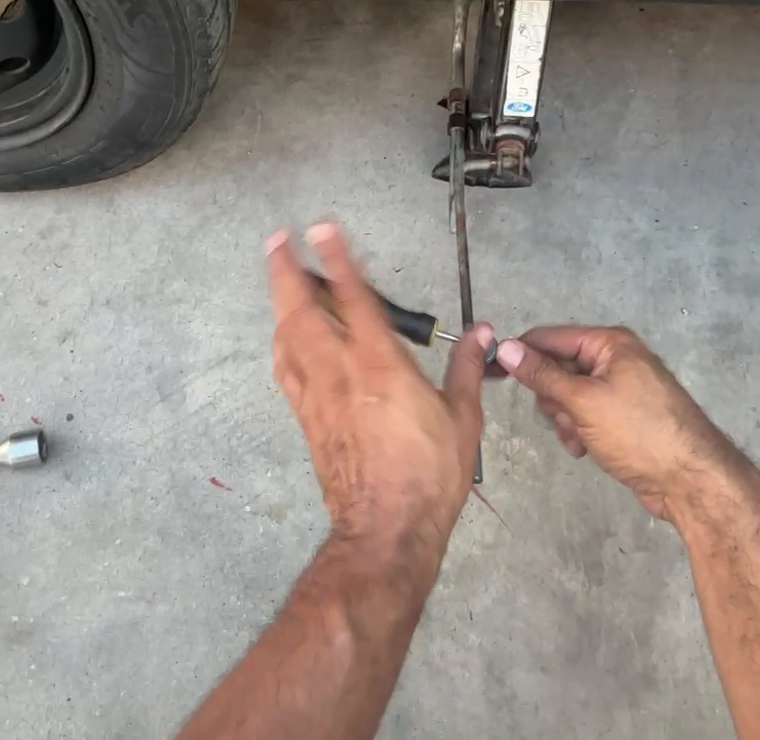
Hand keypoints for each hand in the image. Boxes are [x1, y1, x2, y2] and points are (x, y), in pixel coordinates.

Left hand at [266, 223, 492, 553]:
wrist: (386, 529)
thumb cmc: (429, 474)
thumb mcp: (462, 418)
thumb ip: (467, 368)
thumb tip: (481, 334)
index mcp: (380, 363)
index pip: (355, 297)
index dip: (336, 258)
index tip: (321, 230)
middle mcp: (340, 371)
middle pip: (301, 310)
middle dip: (285, 271)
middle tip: (278, 242)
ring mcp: (317, 396)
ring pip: (287, 337)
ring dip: (280, 303)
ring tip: (281, 281)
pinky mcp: (307, 419)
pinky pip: (286, 370)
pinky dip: (283, 343)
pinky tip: (285, 338)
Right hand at [495, 327, 727, 521]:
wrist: (690, 481)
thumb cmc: (638, 432)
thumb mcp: (583, 401)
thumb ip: (542, 374)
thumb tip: (505, 347)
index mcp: (609, 343)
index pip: (549, 337)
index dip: (521, 354)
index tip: (494, 374)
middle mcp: (613, 359)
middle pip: (556, 367)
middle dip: (552, 397)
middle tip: (562, 417)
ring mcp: (618, 388)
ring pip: (566, 395)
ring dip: (564, 418)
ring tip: (579, 437)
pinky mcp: (621, 415)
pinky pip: (583, 413)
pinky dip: (578, 429)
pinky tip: (585, 448)